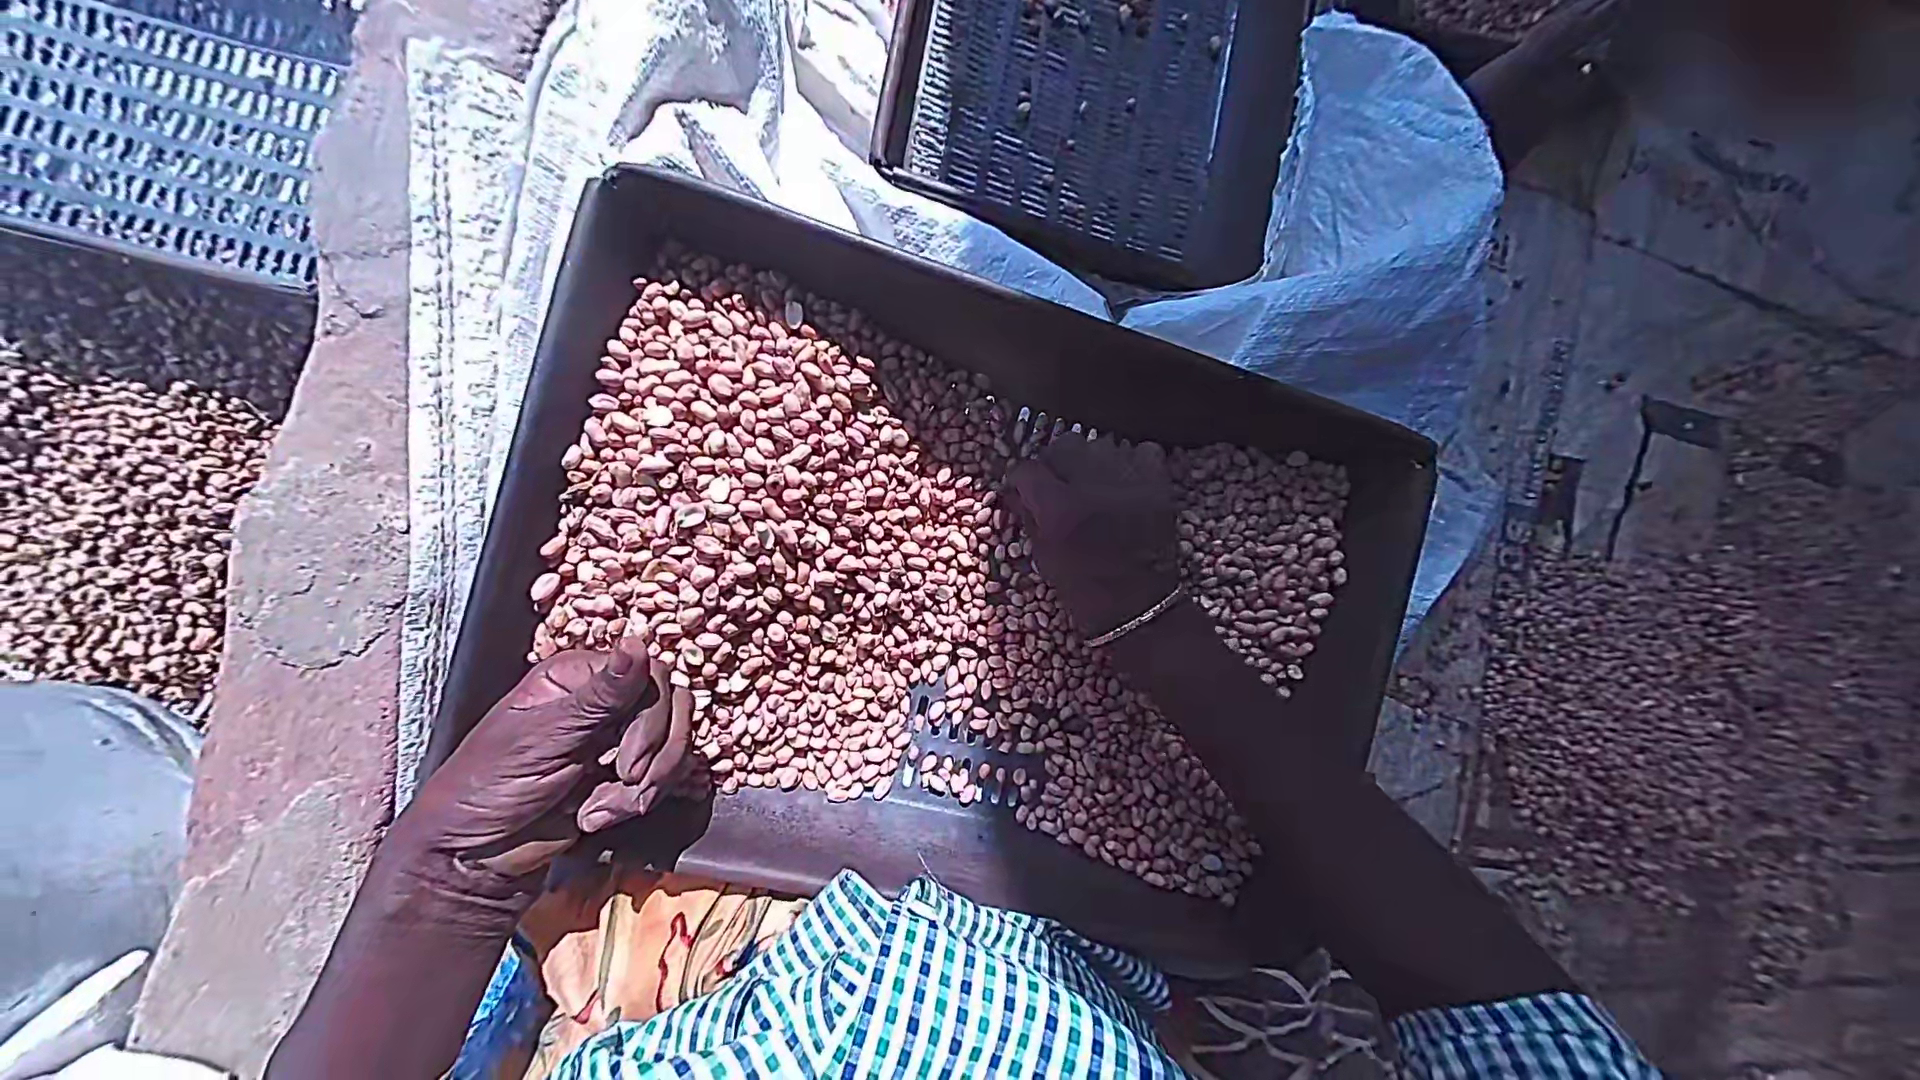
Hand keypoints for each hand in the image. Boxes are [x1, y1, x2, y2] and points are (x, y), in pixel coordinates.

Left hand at [393, 633, 693, 889]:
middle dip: (657, 752)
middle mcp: (610, 699)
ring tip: (604, 806)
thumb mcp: (543, 737)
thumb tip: (636, 643)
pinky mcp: (630, 770)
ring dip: (651, 780)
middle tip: (625, 780)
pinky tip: (600, 814)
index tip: (628, 761)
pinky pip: (668, 772)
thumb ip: (600, 694)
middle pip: (675, 706)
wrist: (471, 857)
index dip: (652, 718)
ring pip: (678, 740)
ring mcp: (623, 734)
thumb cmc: (487, 787)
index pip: (652, 675)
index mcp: (582, 677)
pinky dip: (642, 798)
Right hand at [1006, 434, 1180, 638]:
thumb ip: (1028, 515)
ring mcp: (1130, 481)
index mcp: (1059, 509)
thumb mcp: (1044, 556)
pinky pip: (1139, 451)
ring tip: (1091, 484)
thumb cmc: (1084, 589)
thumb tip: (1015, 490)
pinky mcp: (1159, 485)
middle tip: (1057, 485)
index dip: (1020, 478)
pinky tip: (1122, 483)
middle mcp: (1093, 486)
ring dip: (1090, 462)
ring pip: (1099, 444)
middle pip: (1063, 445)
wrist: (1140, 609)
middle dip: (1054, 463)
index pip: (1027, 468)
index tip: (1022, 487)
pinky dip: (1128, 462)